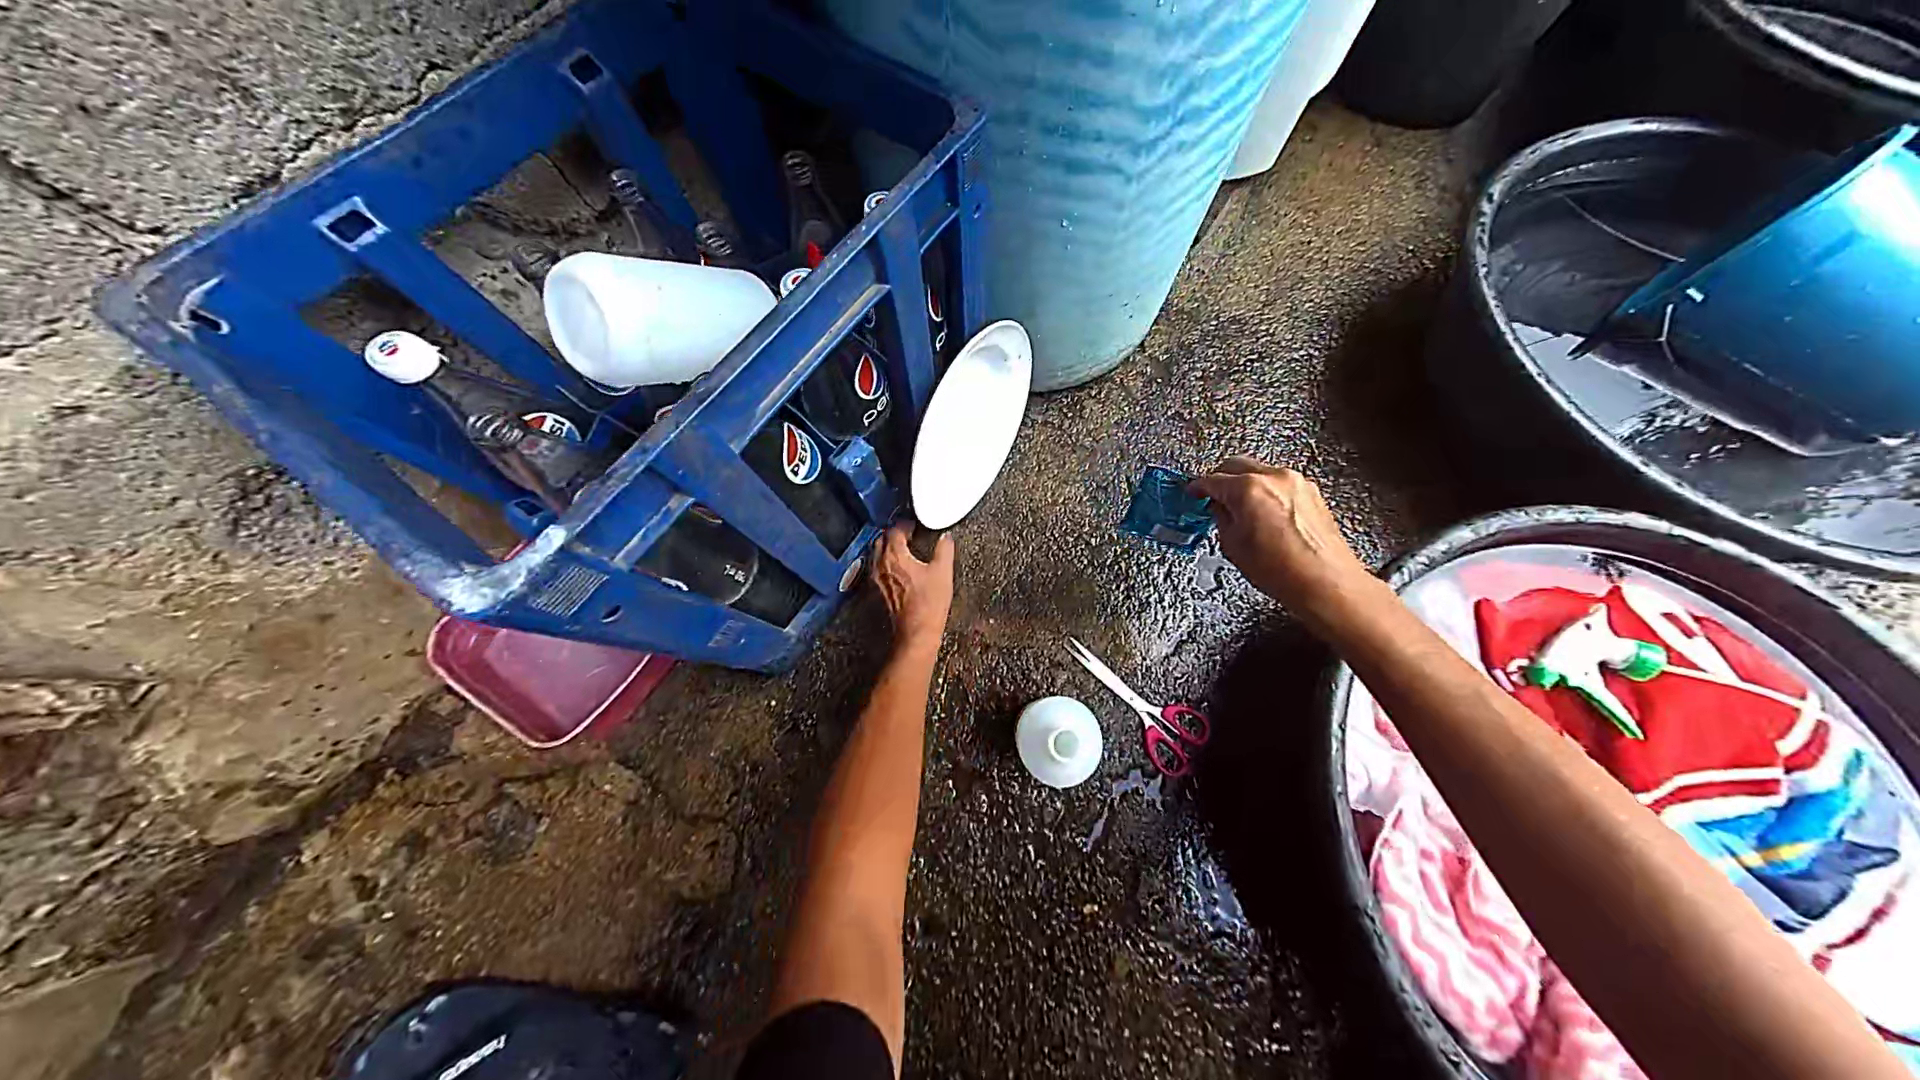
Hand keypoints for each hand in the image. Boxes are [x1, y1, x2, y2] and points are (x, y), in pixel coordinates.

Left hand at [873, 520, 955, 647]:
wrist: (916, 631)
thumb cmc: (928, 604)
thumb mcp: (943, 572)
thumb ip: (944, 550)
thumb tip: (945, 538)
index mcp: (895, 556)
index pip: (895, 530)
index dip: (905, 525)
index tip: (914, 526)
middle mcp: (882, 565)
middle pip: (882, 539)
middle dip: (894, 534)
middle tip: (908, 534)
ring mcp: (878, 578)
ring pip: (877, 553)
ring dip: (888, 547)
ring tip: (904, 548)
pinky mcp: (880, 589)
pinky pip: (878, 567)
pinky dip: (887, 560)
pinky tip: (900, 566)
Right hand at [1189, 457, 1370, 612]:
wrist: (1325, 583)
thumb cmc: (1284, 571)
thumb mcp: (1233, 545)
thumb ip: (1221, 518)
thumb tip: (1220, 509)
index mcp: (1248, 489)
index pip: (1212, 479)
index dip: (1198, 487)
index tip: (1194, 492)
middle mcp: (1275, 478)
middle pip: (1237, 465)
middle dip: (1221, 479)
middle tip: (1211, 496)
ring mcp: (1297, 483)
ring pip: (1260, 472)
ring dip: (1245, 484)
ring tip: (1239, 509)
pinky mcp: (1312, 494)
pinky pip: (1280, 483)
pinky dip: (1266, 492)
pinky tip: (1262, 513)